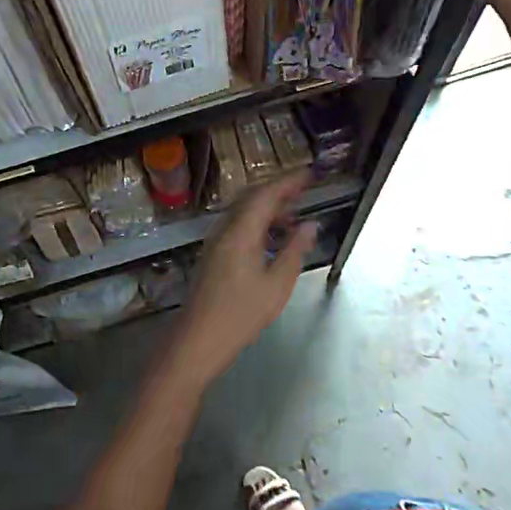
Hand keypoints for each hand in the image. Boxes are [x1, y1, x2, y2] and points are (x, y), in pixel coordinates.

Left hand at [161, 172, 318, 387]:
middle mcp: (223, 230)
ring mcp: (215, 241)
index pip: (264, 195)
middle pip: (250, 198)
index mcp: (239, 232)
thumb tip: (310, 225)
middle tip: (304, 188)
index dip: (287, 182)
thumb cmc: (241, 313)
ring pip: (242, 212)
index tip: (309, 174)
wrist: (200, 336)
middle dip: (277, 190)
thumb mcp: (278, 284)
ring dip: (267, 207)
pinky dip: (257, 222)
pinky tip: (273, 236)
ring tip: (295, 214)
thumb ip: (294, 250)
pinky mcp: (213, 253)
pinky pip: (237, 226)